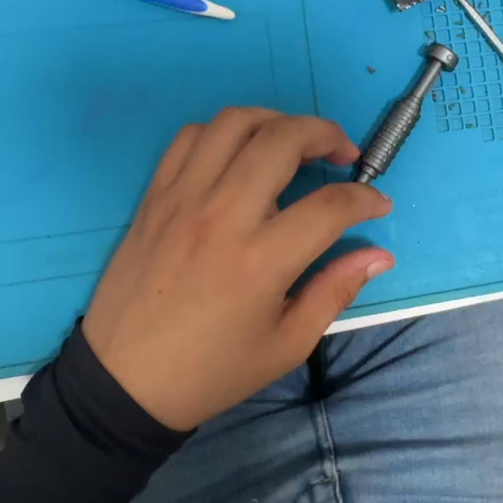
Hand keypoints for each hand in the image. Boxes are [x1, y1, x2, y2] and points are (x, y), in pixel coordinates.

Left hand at [80, 108, 394, 428]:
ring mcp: (183, 198)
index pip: (330, 205)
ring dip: (276, 120)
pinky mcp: (155, 196)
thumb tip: (379, 254)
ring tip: (295, 141)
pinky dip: (225, 131)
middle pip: (283, 139)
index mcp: (260, 260)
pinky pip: (190, 137)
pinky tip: (241, 153)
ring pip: (235, 123)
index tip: (378, 203)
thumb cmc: (212, 370)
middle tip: (343, 153)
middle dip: (326, 134)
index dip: (365, 198)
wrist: (124, 382)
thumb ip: (336, 292)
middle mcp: (222, 215)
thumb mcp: (287, 345)